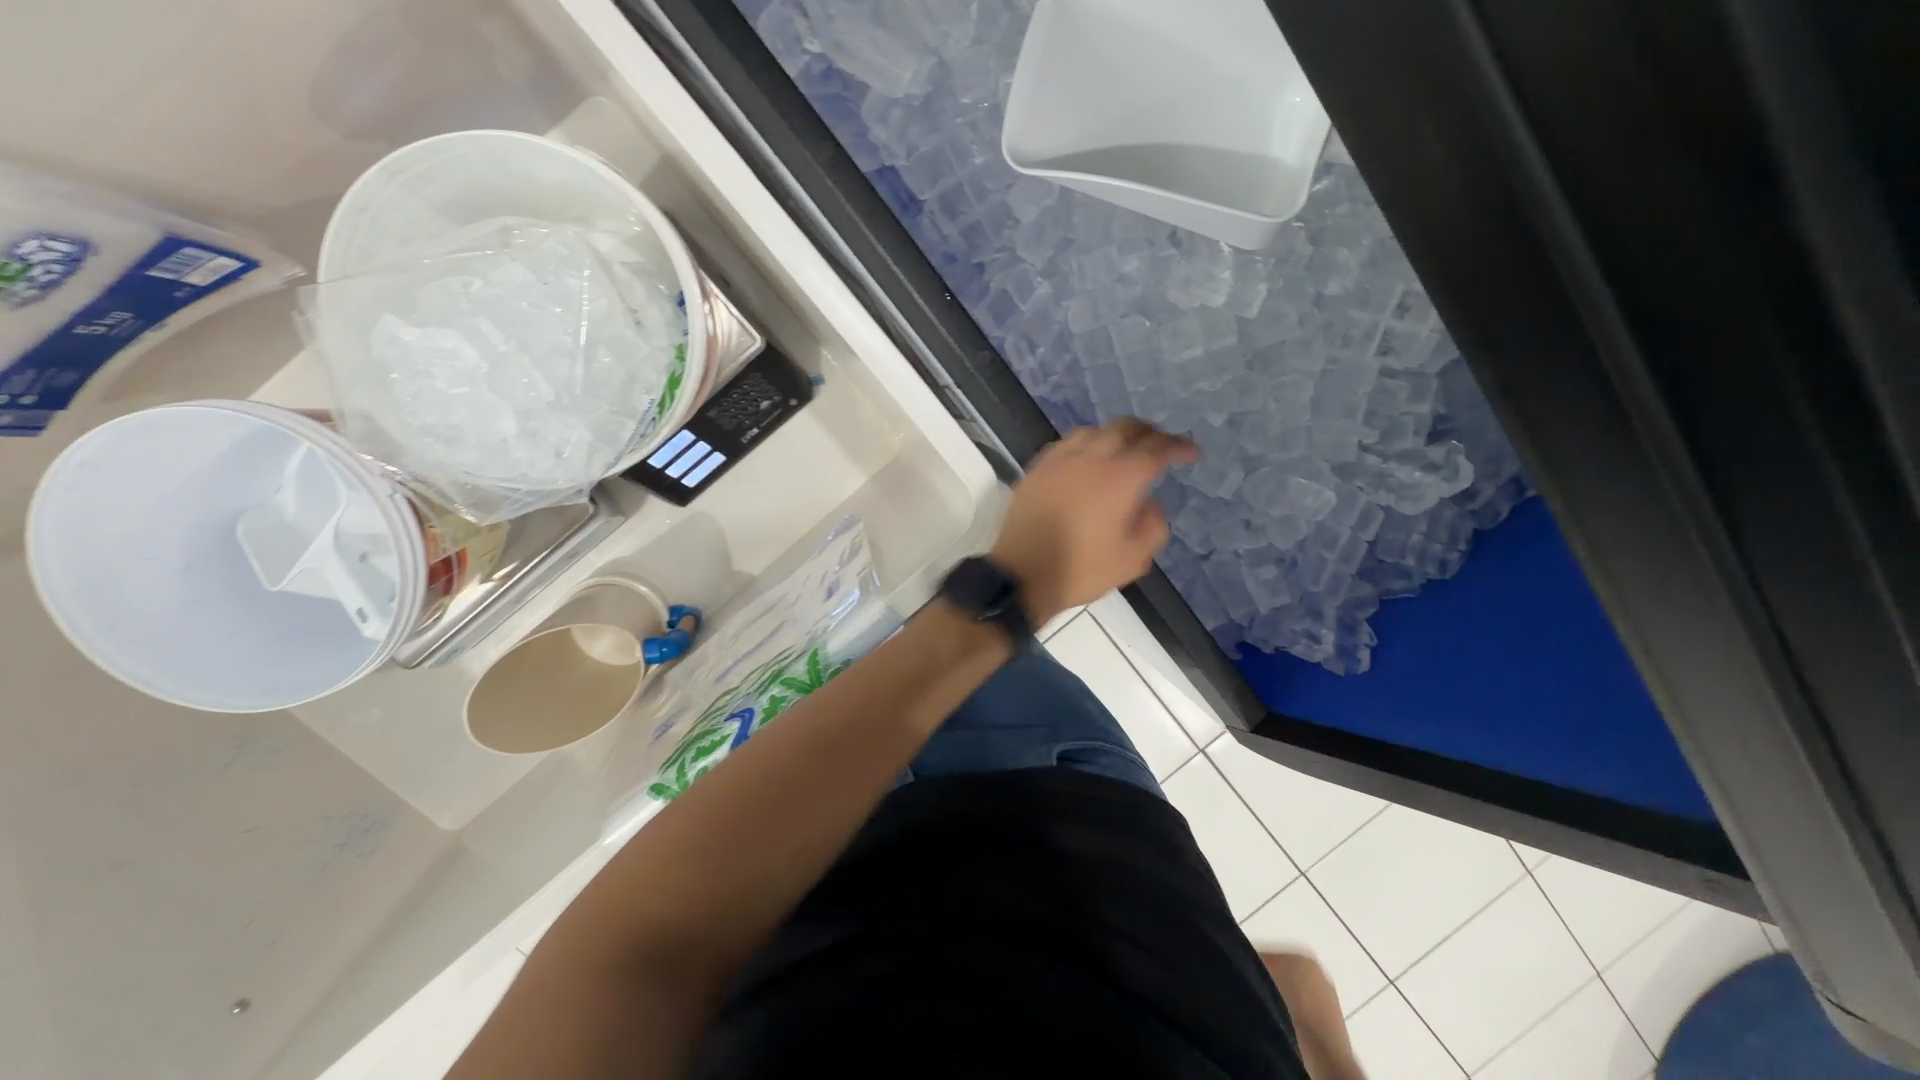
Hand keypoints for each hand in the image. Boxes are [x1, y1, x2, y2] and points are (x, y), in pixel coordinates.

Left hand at [989, 418, 1196, 626]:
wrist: (1023, 575)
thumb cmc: (1082, 570)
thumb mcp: (1133, 559)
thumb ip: (1153, 526)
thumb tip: (1152, 503)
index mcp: (1120, 479)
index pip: (1156, 449)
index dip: (1178, 447)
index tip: (1190, 453)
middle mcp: (1091, 459)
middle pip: (1125, 428)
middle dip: (1149, 432)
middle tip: (1160, 445)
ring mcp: (1060, 461)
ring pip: (1094, 430)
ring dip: (1116, 434)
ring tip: (1124, 448)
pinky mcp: (1037, 469)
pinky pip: (1066, 443)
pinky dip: (1086, 443)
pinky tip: (1087, 458)